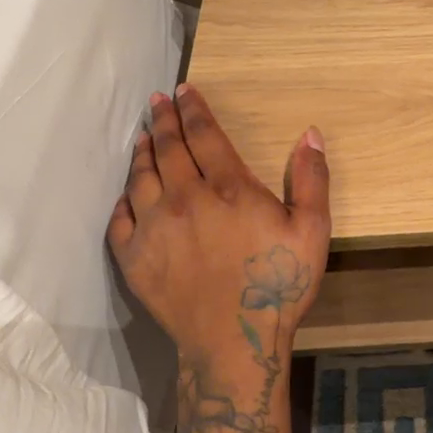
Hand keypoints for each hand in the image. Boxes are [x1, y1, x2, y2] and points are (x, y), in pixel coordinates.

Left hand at [107, 84, 329, 372]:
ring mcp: (154, 228)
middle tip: (157, 101)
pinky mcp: (134, 258)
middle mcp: (185, 198)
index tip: (184, 89)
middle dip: (163, 120)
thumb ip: (311, 179)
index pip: (204, 134)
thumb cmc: (278, 284)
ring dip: (142, 151)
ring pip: (140, 176)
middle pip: (168, 148)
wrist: (234, 342)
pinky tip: (129, 191)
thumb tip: (310, 134)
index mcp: (228, 188)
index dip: (194, 109)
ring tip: (142, 136)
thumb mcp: (313, 230)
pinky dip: (123, 198)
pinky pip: (120, 217)